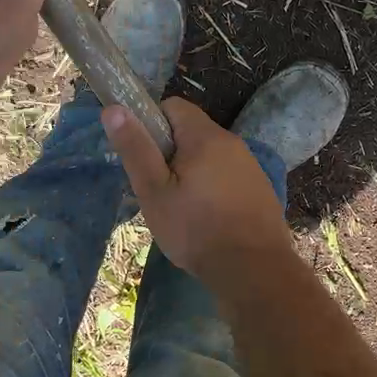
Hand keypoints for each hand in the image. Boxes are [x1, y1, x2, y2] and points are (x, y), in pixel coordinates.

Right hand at [102, 98, 292, 274]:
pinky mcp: (261, 190)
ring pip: (211, 157)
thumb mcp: (153, 191)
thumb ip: (135, 148)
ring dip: (194, 173)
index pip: (173, 106)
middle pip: (192, 132)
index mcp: (205, 136)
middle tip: (159, 191)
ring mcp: (251, 166)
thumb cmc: (195, 228)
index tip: (145, 158)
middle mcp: (233, 142)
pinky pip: (229, 177)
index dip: (152, 125)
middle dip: (171, 154)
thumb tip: (114, 109)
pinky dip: (214, 190)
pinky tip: (208, 220)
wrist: (253, 269)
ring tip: (182, 210)